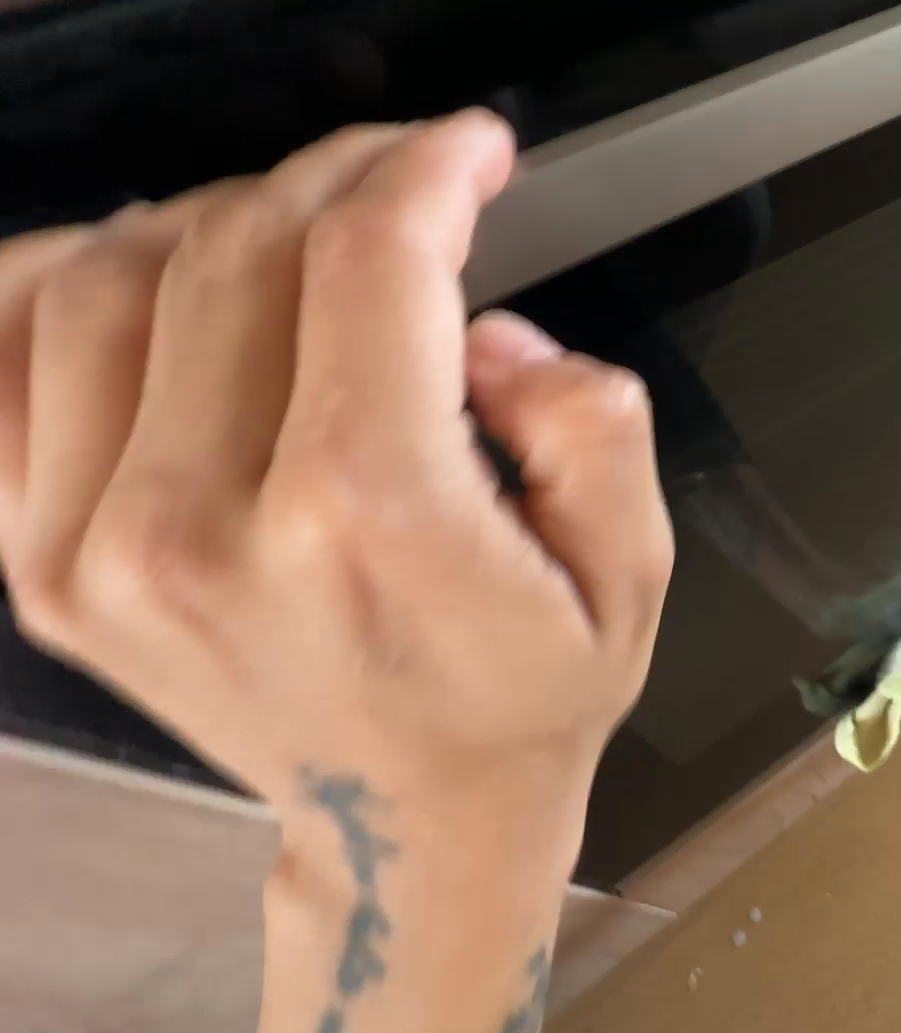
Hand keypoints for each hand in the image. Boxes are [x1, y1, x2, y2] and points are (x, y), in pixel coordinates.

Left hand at [0, 112, 673, 825]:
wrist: (421, 814)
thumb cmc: (541, 692)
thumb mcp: (636, 568)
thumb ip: (594, 429)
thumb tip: (493, 339)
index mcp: (377, 516)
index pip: (372, 269)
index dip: (426, 173)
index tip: (474, 148)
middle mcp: (207, 520)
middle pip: (243, 250)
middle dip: (343, 176)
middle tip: (416, 172)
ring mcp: (92, 544)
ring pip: (110, 273)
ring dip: (229, 210)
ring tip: (320, 223)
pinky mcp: (38, 563)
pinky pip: (4, 351)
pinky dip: (76, 270)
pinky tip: (165, 268)